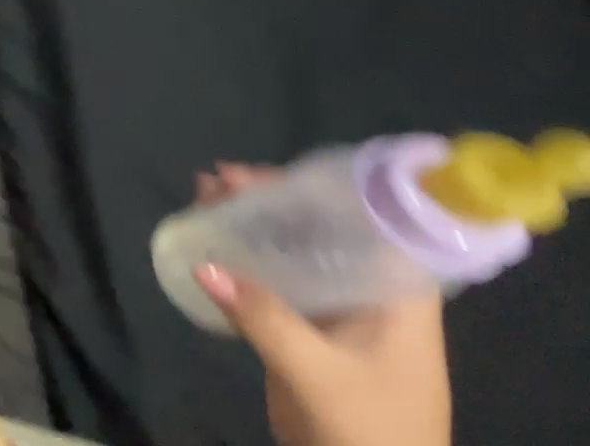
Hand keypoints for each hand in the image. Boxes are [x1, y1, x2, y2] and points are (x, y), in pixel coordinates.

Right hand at [192, 164, 451, 445]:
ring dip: (249, 223)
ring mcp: (337, 312)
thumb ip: (263, 318)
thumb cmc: (370, 428)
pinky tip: (208, 241)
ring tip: (202, 197)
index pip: (361, 223)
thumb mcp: (316, 373)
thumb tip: (201, 263)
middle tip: (214, 182)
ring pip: (291, 249)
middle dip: (267, 201)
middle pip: (318, 229)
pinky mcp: (307, 329)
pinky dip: (241, 254)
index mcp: (396, 297)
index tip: (253, 177)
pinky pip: (273, 276)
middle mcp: (369, 294)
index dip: (310, 191)